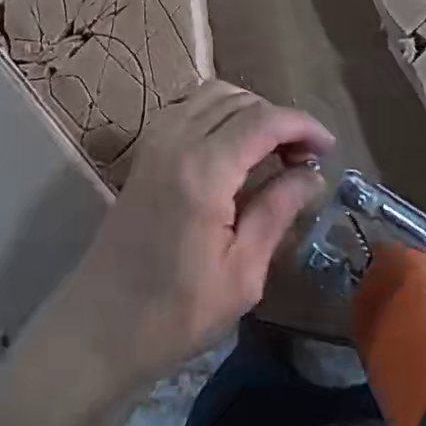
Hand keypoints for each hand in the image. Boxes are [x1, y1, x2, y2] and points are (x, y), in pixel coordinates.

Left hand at [57, 80, 334, 386]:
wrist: (97, 331)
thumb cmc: (174, 313)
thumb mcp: (242, 274)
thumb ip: (277, 211)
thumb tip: (312, 175)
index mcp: (203, 172)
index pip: (264, 120)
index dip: (303, 125)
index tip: (328, 148)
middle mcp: (177, 142)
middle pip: (241, 100)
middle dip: (280, 118)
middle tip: (304, 157)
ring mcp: (155, 142)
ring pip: (214, 94)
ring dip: (251, 110)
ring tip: (274, 149)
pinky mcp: (145, 151)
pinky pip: (190, 106)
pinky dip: (221, 112)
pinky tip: (235, 145)